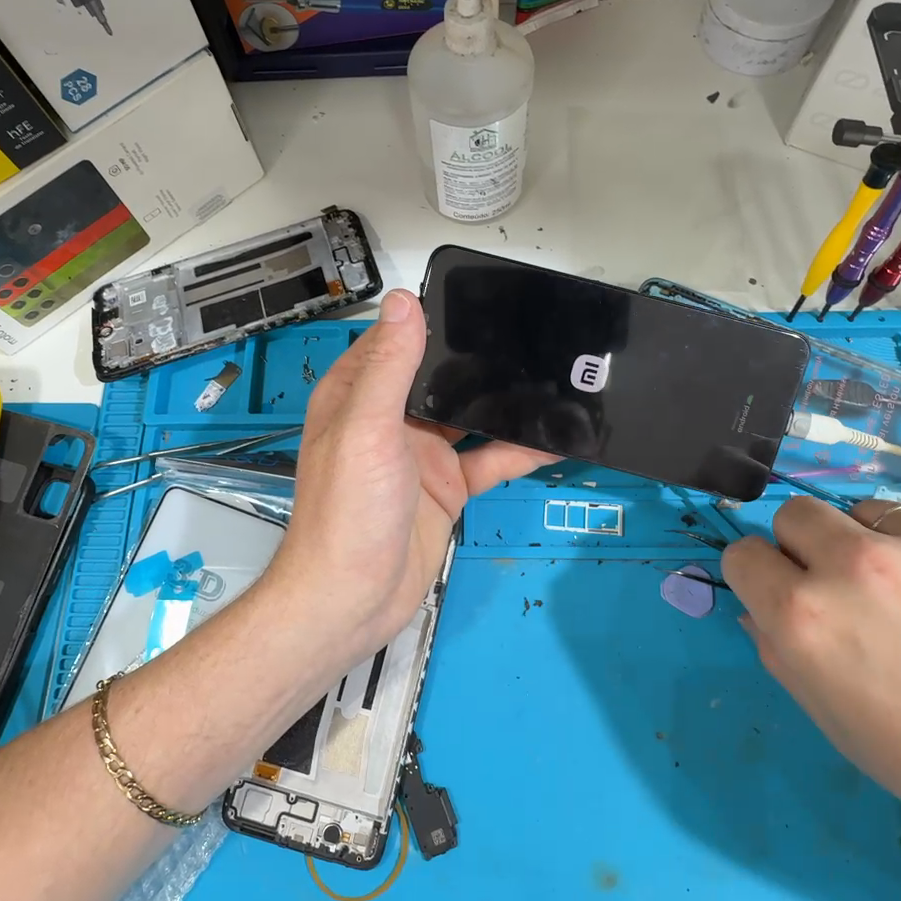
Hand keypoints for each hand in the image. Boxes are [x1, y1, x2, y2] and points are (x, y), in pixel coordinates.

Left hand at [273, 290, 555, 657]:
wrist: (353, 600)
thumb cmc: (346, 512)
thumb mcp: (366, 428)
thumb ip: (390, 367)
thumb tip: (404, 301)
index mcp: (357, 396)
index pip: (397, 342)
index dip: (432, 320)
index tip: (479, 299)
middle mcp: (389, 420)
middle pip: (439, 377)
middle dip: (479, 360)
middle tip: (533, 337)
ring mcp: (420, 454)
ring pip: (470, 416)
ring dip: (504, 402)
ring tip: (553, 377)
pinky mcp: (446, 488)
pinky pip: (488, 459)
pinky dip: (518, 450)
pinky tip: (555, 438)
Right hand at [721, 499, 900, 900]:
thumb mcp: (840, 725)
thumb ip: (785, 654)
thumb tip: (764, 610)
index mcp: (804, 618)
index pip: (742, 553)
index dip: (763, 577)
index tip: (786, 594)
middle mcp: (856, 564)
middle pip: (796, 511)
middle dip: (809, 545)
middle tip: (850, 589)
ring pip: (872, 511)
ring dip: (880, 544)